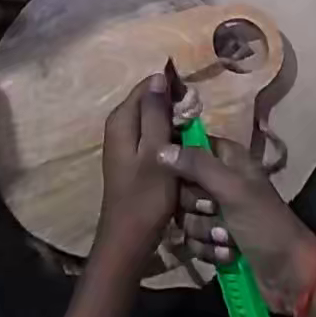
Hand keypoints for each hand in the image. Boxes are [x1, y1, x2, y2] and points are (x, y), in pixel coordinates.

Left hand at [94, 73, 184, 271]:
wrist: (129, 240)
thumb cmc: (146, 196)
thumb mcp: (156, 151)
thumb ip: (156, 113)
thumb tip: (159, 77)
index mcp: (122, 119)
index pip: (149, 85)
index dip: (173, 89)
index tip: (195, 105)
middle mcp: (119, 125)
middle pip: (151, 101)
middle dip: (175, 108)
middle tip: (196, 126)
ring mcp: (125, 142)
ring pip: (154, 119)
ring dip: (175, 125)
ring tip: (193, 139)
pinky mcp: (133, 156)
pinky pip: (153, 136)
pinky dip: (169, 139)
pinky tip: (183, 153)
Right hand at [158, 135, 315, 311]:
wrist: (289, 275)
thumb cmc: (264, 224)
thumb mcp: (232, 189)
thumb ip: (197, 166)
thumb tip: (160, 149)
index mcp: (228, 159)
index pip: (191, 145)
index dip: (180, 160)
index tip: (176, 175)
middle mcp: (221, 181)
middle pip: (182, 186)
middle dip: (195, 206)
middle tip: (215, 211)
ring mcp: (218, 212)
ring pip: (185, 217)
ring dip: (205, 232)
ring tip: (228, 238)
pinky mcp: (215, 240)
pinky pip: (193, 241)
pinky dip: (209, 250)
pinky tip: (229, 254)